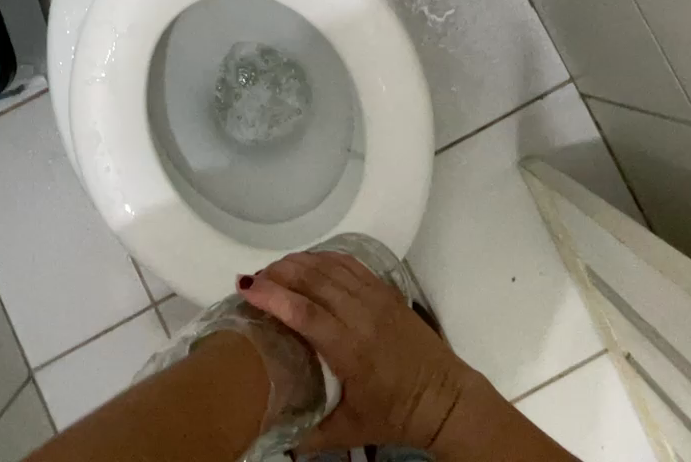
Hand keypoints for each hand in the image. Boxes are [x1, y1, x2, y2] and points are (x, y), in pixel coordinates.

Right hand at [237, 251, 487, 451]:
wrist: (444, 398)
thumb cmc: (395, 415)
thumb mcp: (348, 431)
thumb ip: (308, 432)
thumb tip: (267, 434)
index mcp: (351, 349)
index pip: (305, 312)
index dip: (273, 296)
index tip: (246, 287)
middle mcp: (362, 315)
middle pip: (313, 279)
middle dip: (278, 273)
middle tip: (252, 279)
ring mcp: (376, 297)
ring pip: (330, 266)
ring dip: (299, 262)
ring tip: (273, 270)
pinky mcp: (385, 289)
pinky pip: (349, 264)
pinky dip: (324, 257)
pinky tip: (307, 262)